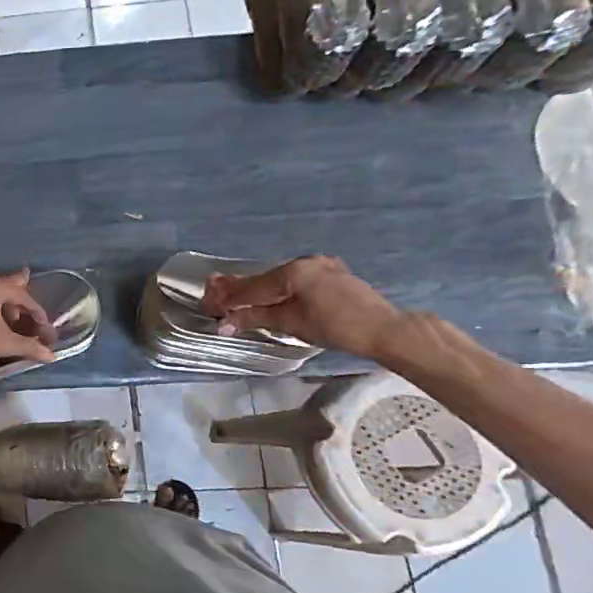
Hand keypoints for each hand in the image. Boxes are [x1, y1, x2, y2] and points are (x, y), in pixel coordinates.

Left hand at [0, 270, 57, 384]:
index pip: (23, 296)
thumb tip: (52, 356)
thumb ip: (30, 347)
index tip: (44, 325)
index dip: (37, 311)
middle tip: (31, 292)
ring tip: (15, 316)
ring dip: (6, 300)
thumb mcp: (6, 344)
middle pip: (7, 284)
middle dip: (21, 293)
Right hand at [201, 256, 406, 356]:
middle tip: (216, 298)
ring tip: (239, 301)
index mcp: (294, 270)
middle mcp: (307, 262)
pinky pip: (298, 282)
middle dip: (241, 291)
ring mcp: (323, 267)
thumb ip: (257, 318)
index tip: (209, 303)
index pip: (253, 286)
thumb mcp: (292, 323)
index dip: (229, 297)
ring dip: (260, 291)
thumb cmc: (335, 326)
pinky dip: (281, 291)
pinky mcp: (334, 277)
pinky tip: (272, 298)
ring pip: (282, 280)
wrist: (383, 329)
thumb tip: (224, 322)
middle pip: (266, 279)